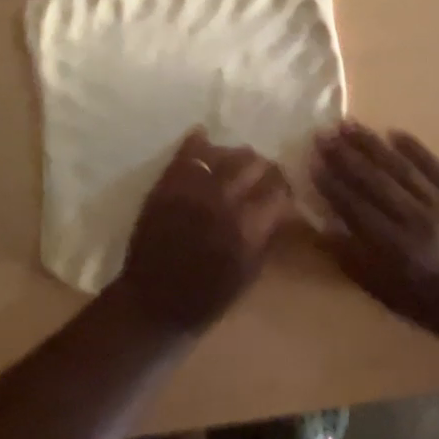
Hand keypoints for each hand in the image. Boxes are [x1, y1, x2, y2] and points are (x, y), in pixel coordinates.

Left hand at [115, 128, 293, 332]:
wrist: (153, 301)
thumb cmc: (206, 298)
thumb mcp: (249, 274)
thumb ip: (266, 237)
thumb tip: (282, 210)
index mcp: (248, 228)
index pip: (278, 192)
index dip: (284, 188)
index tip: (284, 189)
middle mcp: (224, 202)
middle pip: (253, 165)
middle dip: (264, 167)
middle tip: (264, 172)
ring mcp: (194, 189)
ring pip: (224, 153)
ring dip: (236, 155)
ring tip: (238, 159)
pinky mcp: (168, 184)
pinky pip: (187, 152)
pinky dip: (198, 142)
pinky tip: (205, 137)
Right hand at [313, 123, 438, 343]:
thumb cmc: (438, 307)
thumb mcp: (391, 296)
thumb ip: (356, 263)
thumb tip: (325, 231)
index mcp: (396, 248)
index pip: (356, 208)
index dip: (332, 185)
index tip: (313, 162)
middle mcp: (415, 220)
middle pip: (374, 181)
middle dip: (345, 157)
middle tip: (323, 135)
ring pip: (400, 168)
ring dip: (372, 145)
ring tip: (349, 125)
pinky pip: (435, 167)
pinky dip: (414, 149)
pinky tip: (395, 133)